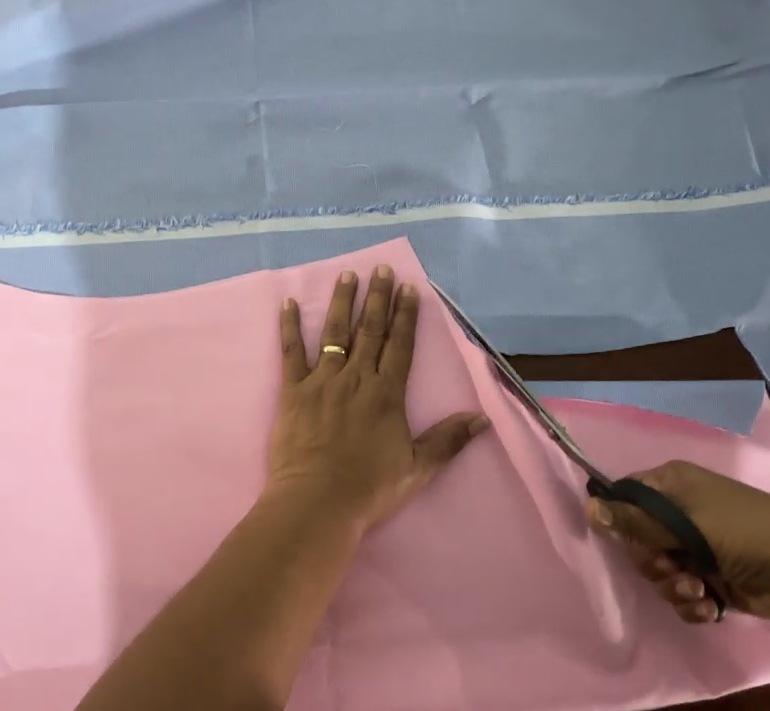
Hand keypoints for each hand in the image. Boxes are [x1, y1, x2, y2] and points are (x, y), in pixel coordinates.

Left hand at [270, 265, 489, 534]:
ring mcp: (323, 381)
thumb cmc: (369, 488)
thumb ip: (448, 440)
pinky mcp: (294, 391)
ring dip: (341, 302)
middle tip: (381, 268)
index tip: (408, 287)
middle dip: (377, 297)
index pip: (401, 345)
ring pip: (334, 333)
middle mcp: (357, 378)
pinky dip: (289, 327)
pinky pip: (291, 352)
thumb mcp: (418, 468)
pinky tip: (286, 303)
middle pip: (370, 331)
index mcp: (387, 394)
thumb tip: (482, 418)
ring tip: (347, 275)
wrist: (318, 502)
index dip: (405, 315)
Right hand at [587, 460, 769, 624]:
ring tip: (697, 590)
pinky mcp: (710, 579)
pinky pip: (679, 594)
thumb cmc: (745, 533)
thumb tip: (588, 506)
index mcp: (671, 486)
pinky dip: (690, 603)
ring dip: (671, 586)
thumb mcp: (687, 524)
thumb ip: (636, 521)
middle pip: (636, 539)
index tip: (623, 539)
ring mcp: (695, 548)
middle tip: (672, 565)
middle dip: (650, 560)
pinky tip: (708, 606)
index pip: (624, 497)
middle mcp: (678, 514)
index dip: (619, 519)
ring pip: (657, 571)